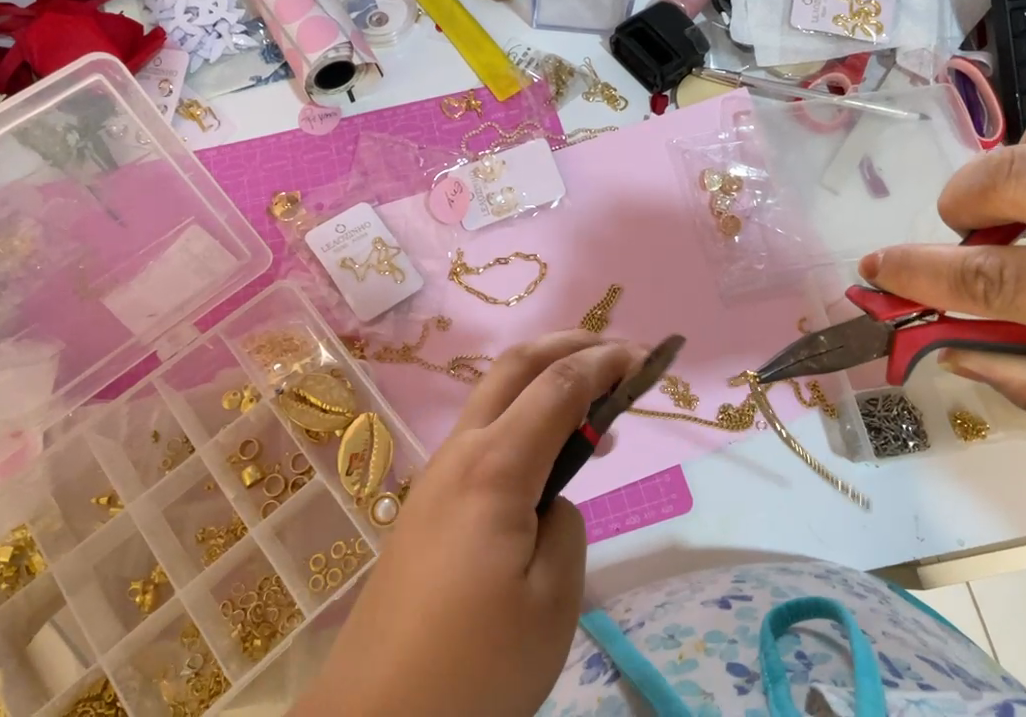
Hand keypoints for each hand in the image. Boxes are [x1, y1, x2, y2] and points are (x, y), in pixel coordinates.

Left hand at [293, 332, 644, 716]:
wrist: (378, 715)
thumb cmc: (476, 663)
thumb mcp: (552, 601)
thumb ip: (566, 527)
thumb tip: (552, 500)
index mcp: (494, 467)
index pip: (557, 386)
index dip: (605, 362)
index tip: (647, 356)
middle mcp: (459, 454)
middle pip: (513, 368)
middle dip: (568, 346)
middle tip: (619, 353)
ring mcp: (436, 478)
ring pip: (493, 399)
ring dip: (545, 383)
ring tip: (598, 412)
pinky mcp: (427, 507)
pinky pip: (482, 438)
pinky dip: (523, 420)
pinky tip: (548, 460)